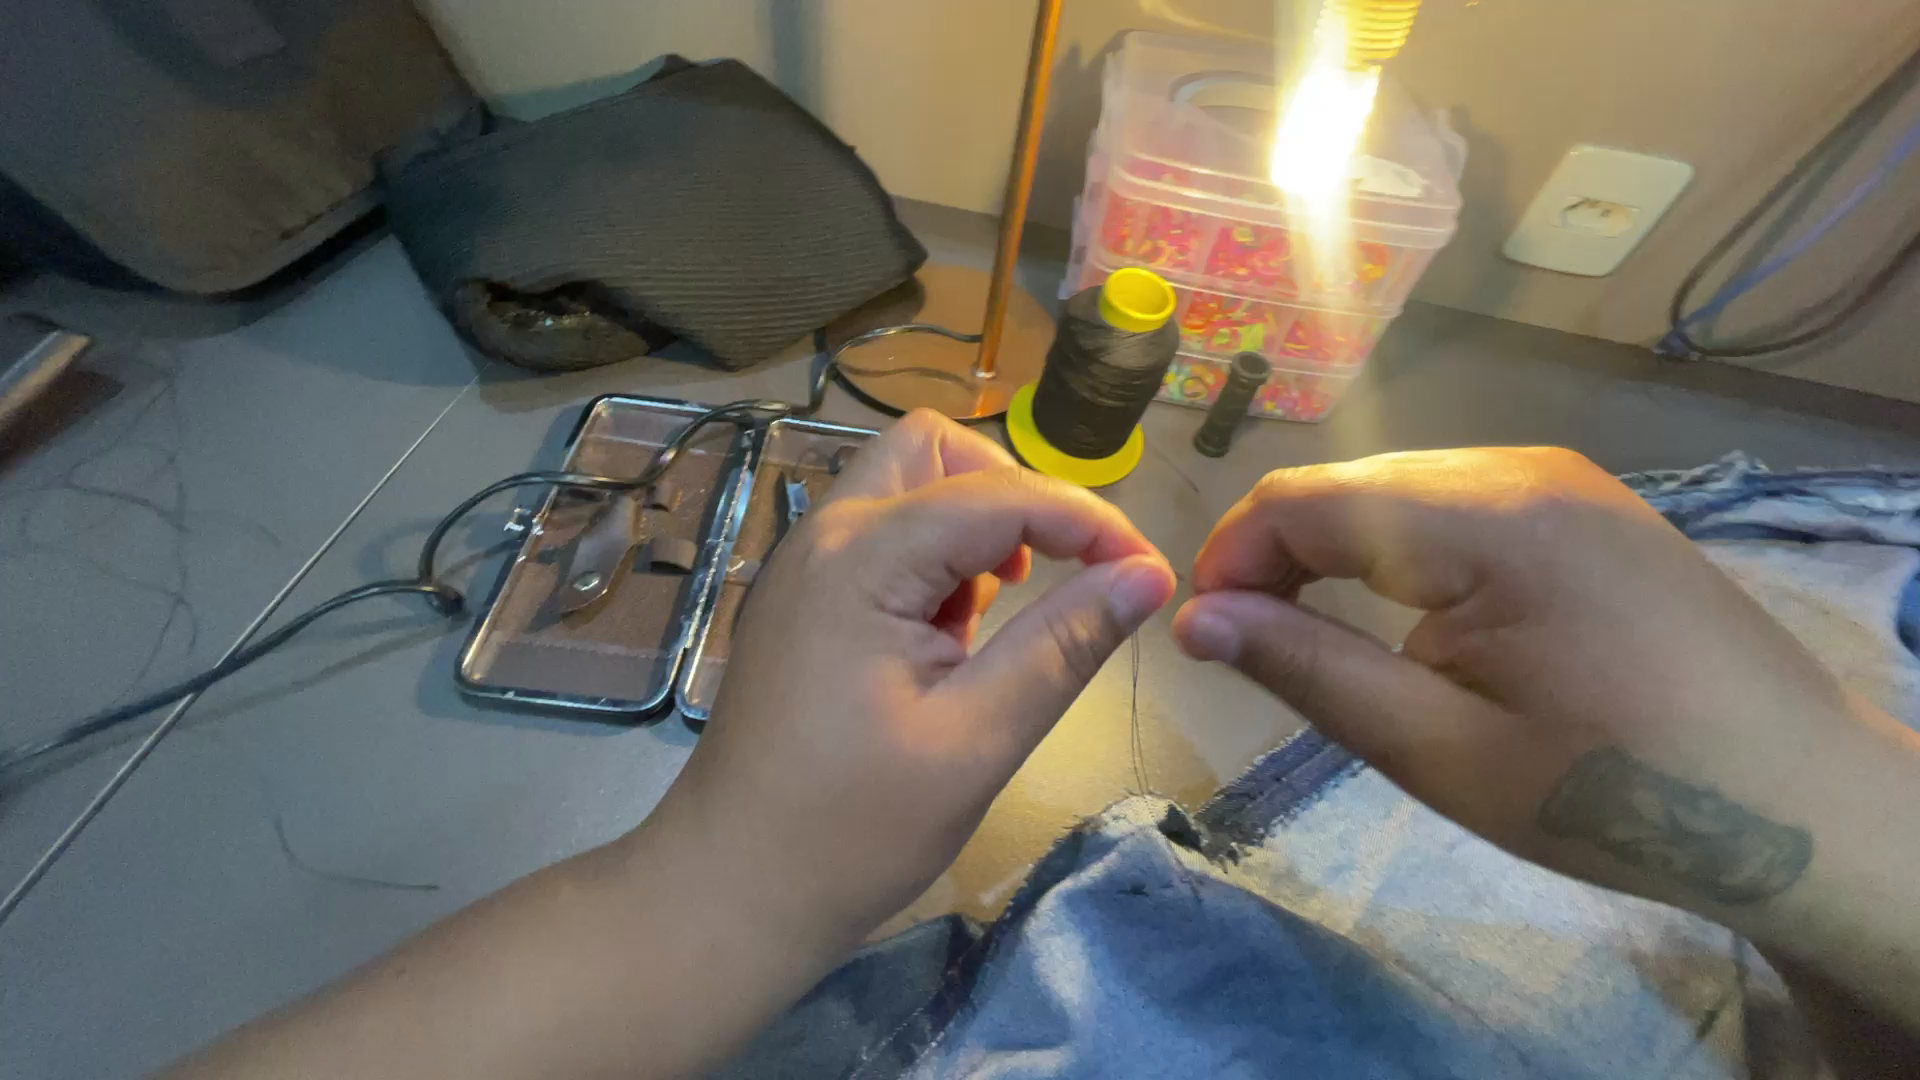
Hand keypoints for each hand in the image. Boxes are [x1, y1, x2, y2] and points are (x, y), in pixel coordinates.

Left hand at [647, 409, 1175, 948]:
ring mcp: (807, 563)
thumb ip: (1065, 645)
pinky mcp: (806, 596)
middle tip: (1053, 571)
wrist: (733, 890)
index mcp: (861, 558)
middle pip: (932, 448)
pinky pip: (885, 535)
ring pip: (907, 485)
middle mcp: (825, 534)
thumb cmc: (853, 828)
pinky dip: (935, 558)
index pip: (997, 495)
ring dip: (971, 526)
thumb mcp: (978, 738)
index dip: (1086, 520)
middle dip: (1011, 494)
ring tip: (992, 617)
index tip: (1145, 571)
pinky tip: (947, 636)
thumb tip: (1148, 575)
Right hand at [1172, 449, 1919, 1019]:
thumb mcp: (1435, 747)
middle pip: (1335, 487)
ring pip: (1374, 489)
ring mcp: (1548, 477)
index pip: (1300, 501)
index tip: (1206, 633)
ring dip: (1316, 551)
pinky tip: (1382, 602)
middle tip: (1248, 641)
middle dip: (1267, 555)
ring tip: (1304, 627)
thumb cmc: (1616, 795)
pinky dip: (1374, 546)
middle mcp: (1514, 469)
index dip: (1229, 558)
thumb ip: (1304, 668)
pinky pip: (1428, 500)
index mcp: (1489, 520)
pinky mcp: (1564, 499)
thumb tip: (1192, 620)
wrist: (1816, 816)